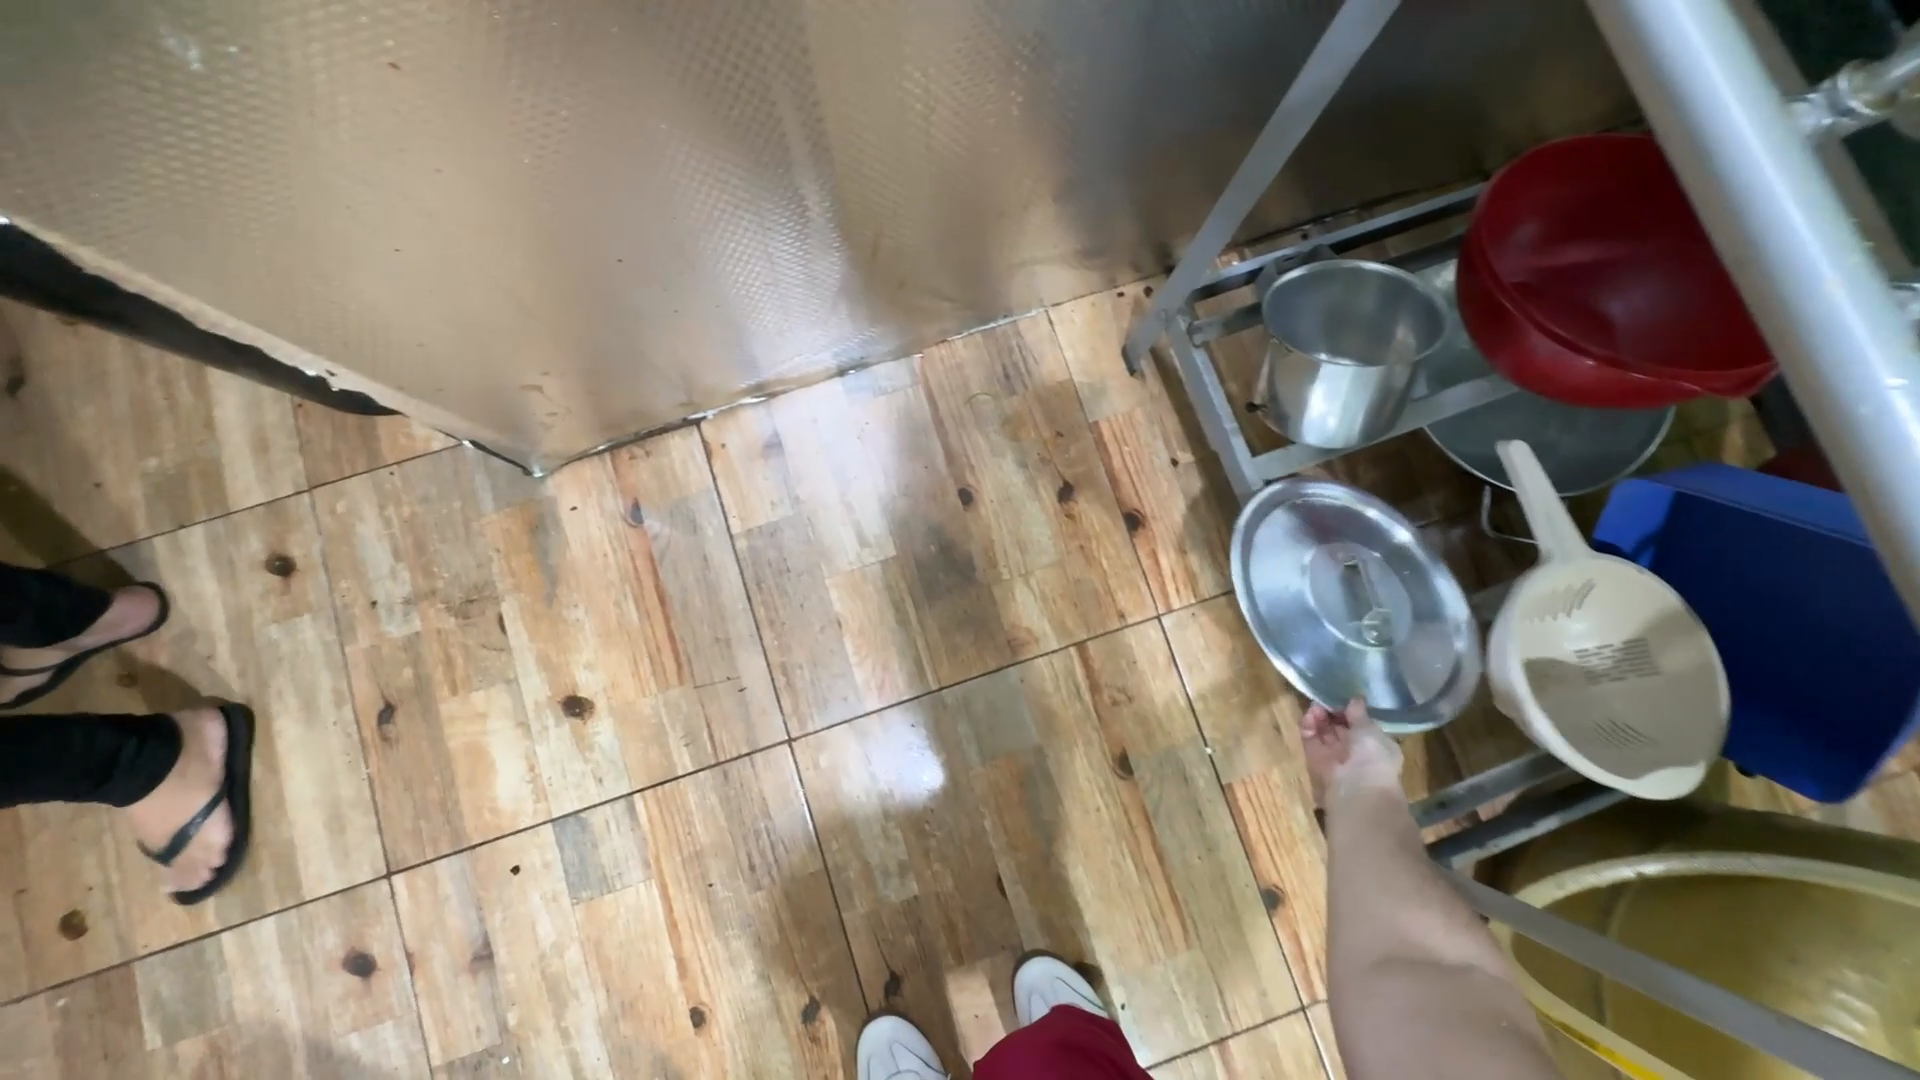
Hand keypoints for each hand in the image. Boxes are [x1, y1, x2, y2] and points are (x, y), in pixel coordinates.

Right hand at [1300, 697, 1403, 803]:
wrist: (1357, 789)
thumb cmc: (1374, 757)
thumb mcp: (1371, 730)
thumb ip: (1360, 714)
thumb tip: (1355, 699)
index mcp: (1377, 747)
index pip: (1362, 726)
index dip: (1352, 712)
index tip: (1344, 699)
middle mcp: (1355, 752)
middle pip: (1340, 728)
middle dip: (1333, 713)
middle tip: (1326, 699)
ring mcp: (1334, 757)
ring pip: (1324, 733)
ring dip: (1319, 718)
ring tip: (1315, 706)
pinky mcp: (1315, 760)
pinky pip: (1310, 740)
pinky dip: (1308, 727)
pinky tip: (1309, 715)